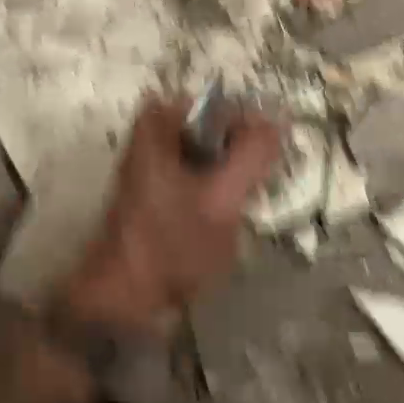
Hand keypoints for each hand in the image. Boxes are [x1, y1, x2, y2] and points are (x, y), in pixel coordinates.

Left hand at [56, 97, 282, 334]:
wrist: (122, 297)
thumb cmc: (170, 244)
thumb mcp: (221, 199)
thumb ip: (252, 155)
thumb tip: (280, 119)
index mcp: (160, 117)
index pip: (225, 106)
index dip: (255, 131)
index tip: (271, 165)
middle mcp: (152, 128)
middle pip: (216, 128)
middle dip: (242, 155)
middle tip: (257, 190)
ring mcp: (152, 158)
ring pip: (210, 153)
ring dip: (231, 176)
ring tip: (238, 208)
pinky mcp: (156, 186)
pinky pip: (198, 174)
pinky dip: (215, 190)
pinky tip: (221, 220)